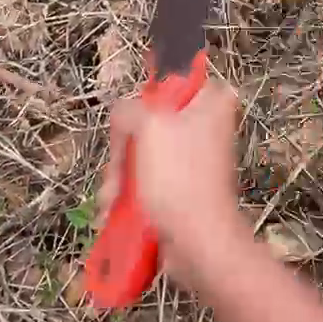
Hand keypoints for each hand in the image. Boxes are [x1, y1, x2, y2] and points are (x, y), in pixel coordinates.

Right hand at [102, 79, 247, 284]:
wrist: (199, 243)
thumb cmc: (179, 178)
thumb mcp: (148, 127)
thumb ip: (129, 108)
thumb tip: (124, 113)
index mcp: (211, 99)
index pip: (170, 77)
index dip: (143, 99)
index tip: (128, 123)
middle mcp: (207, 122)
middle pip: (149, 119)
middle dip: (124, 150)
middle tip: (116, 172)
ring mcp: (195, 156)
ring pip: (144, 151)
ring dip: (121, 176)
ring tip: (111, 199)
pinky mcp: (184, 184)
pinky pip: (149, 177)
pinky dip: (130, 192)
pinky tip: (113, 210)